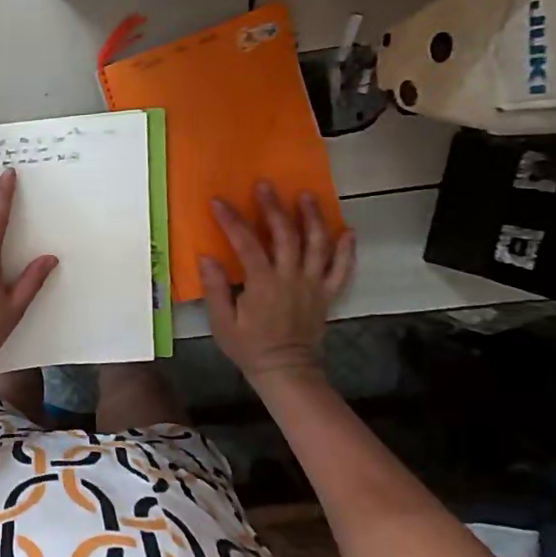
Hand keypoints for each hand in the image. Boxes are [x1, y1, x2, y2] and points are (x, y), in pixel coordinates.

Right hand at [201, 183, 354, 385]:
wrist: (285, 371)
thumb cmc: (249, 347)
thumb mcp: (222, 323)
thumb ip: (215, 289)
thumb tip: (207, 257)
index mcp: (263, 284)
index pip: (247, 244)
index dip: (232, 221)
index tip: (218, 202)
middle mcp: (291, 278)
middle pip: (285, 235)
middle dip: (273, 207)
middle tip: (265, 185)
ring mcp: (313, 285)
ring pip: (317, 244)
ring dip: (313, 217)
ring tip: (306, 195)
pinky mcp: (327, 294)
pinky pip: (342, 269)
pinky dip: (347, 250)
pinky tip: (348, 231)